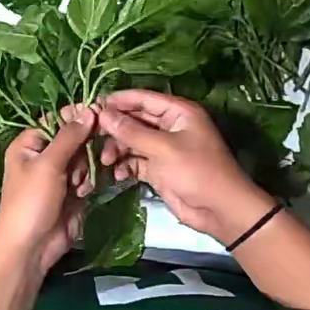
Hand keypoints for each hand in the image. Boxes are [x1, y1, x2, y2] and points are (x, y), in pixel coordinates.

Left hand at [0, 104, 96, 272]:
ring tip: (78, 183)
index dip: (77, 117)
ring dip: (87, 167)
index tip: (100, 115)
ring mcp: (59, 174)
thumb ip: (70, 136)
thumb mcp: (48, 164)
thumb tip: (89, 110)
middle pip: (75, 138)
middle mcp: (43, 156)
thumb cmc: (31, 201)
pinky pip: (88, 176)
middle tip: (92, 157)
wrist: (32, 247)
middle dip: (85, 147)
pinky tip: (84, 192)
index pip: (57, 120)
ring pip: (84, 157)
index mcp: (29, 144)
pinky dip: (89, 182)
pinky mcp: (72, 191)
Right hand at [97, 90, 274, 244]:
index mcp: (178, 113)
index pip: (143, 99)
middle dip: (113, 128)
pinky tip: (115, 173)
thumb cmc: (197, 172)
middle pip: (134, 120)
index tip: (93, 105)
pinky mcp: (157, 168)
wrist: (219, 210)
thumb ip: (131, 131)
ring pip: (131, 141)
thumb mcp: (163, 148)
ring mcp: (163, 148)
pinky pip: (134, 161)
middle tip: (90, 135)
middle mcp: (169, 126)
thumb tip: (103, 114)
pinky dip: (124, 165)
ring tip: (104, 159)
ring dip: (116, 149)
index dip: (118, 101)